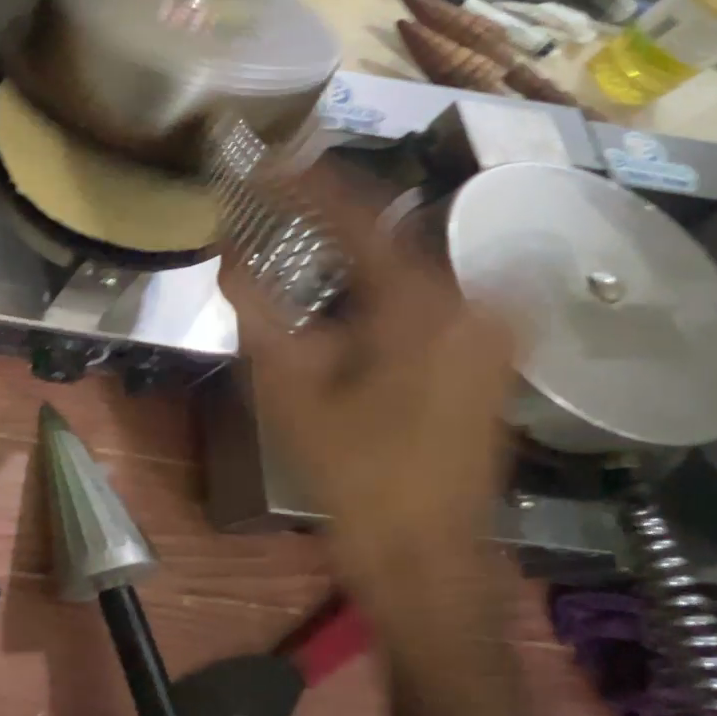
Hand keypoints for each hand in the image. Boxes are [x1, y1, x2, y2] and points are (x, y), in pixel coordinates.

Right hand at [219, 166, 519, 588]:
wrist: (426, 554)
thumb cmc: (354, 472)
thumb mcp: (288, 387)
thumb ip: (255, 308)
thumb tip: (227, 251)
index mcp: (421, 304)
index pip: (357, 217)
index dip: (306, 184)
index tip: (267, 161)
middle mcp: (470, 302)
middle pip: (392, 231)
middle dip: (333, 209)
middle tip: (279, 194)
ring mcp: (489, 330)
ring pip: (413, 260)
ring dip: (359, 242)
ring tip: (305, 227)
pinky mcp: (490, 355)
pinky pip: (432, 289)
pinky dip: (386, 275)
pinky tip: (350, 280)